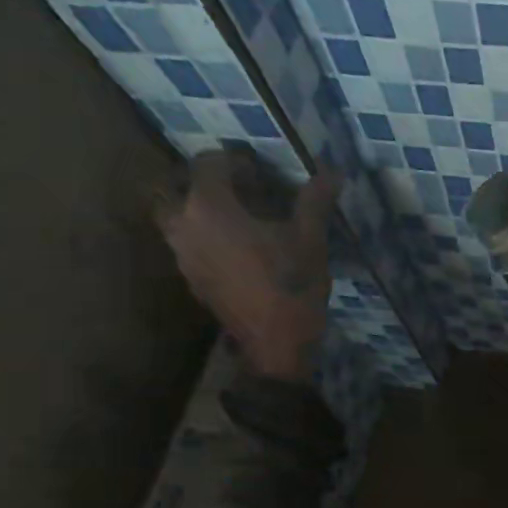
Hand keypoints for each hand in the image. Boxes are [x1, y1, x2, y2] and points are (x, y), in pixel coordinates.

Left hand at [154, 148, 335, 380]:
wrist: (276, 346)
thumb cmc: (291, 286)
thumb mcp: (310, 239)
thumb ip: (315, 200)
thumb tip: (332, 171)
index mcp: (209, 207)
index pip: (209, 163)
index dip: (235, 161)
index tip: (260, 172)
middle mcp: (184, 227)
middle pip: (175, 188)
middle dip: (201, 182)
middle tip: (235, 188)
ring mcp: (183, 257)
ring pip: (175, 219)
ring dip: (198, 210)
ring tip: (236, 217)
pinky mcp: (192, 280)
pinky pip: (187, 245)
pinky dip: (203, 236)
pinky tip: (236, 248)